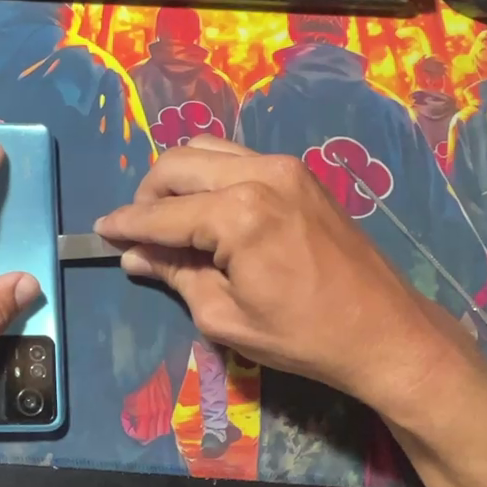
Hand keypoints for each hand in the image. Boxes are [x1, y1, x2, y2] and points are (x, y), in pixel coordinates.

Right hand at [94, 136, 486, 429]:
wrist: (387, 333)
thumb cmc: (303, 336)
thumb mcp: (224, 316)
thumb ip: (175, 275)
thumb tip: (134, 255)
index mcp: (239, 214)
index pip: (161, 214)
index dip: (125, 225)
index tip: (100, 231)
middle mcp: (259, 175)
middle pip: (177, 165)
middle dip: (147, 195)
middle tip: (136, 231)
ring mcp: (284, 167)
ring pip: (205, 151)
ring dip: (176, 178)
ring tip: (168, 218)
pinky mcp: (299, 173)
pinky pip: (236, 158)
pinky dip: (208, 175)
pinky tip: (206, 208)